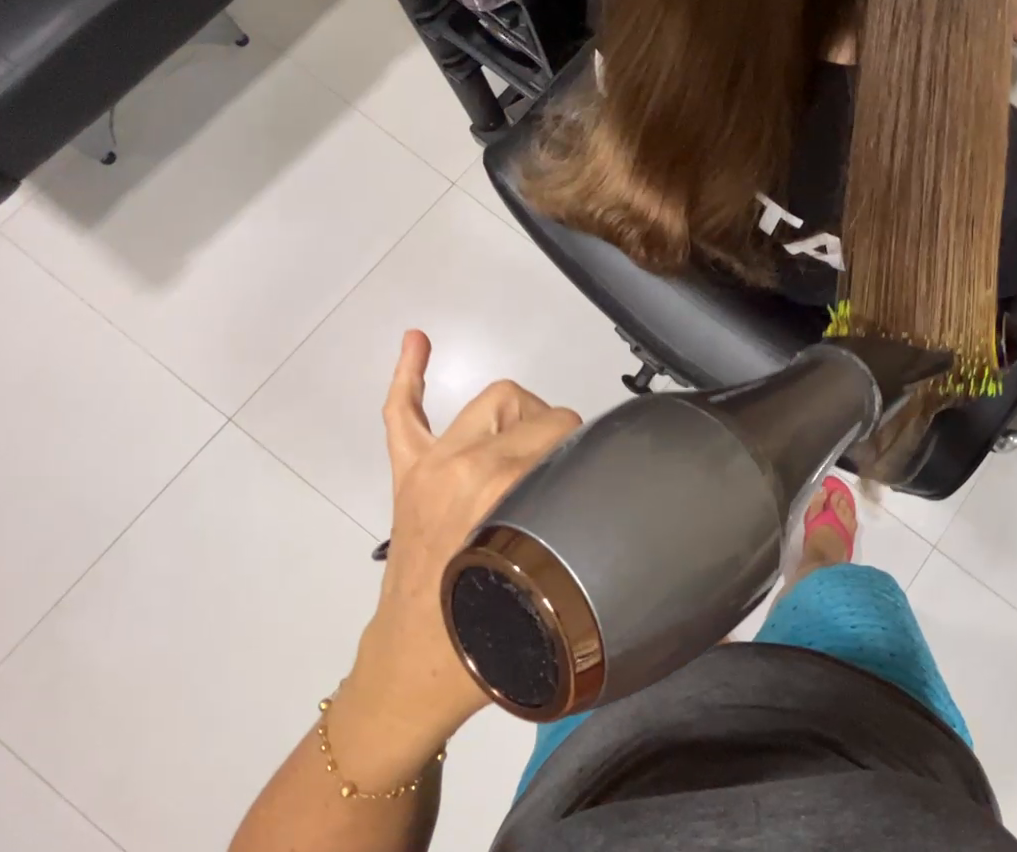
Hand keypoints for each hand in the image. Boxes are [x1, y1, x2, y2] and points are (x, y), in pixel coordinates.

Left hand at [333, 332, 580, 782]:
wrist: (411, 673)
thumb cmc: (487, 640)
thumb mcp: (553, 582)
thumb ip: (578, 524)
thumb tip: (613, 490)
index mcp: (497, 486)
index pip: (560, 429)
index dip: (585, 448)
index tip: (594, 475)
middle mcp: (459, 464)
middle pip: (528, 409)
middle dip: (556, 431)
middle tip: (563, 473)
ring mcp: (427, 466)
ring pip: (486, 402)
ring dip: (516, 413)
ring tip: (530, 444)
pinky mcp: (405, 476)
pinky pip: (403, 414)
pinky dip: (410, 378)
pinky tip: (418, 342)